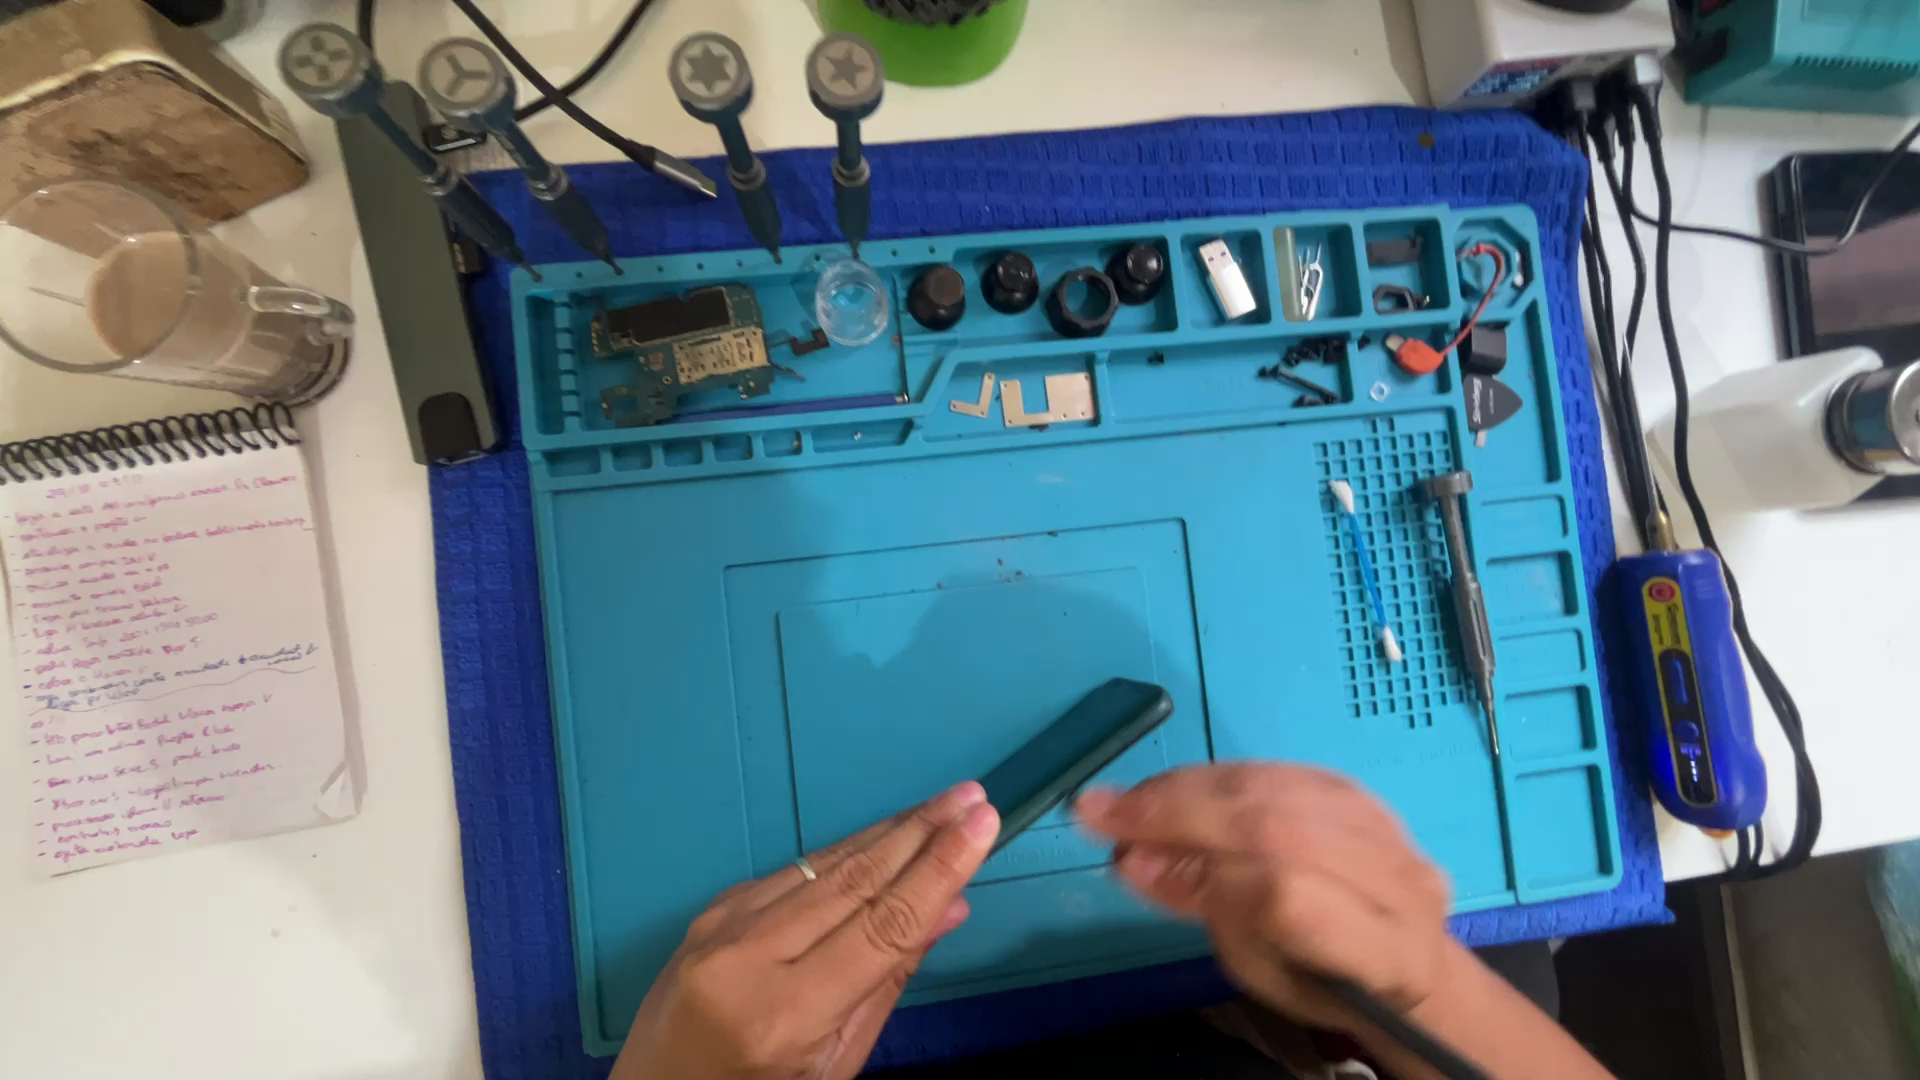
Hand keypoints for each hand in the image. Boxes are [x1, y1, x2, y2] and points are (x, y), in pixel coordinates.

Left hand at [612, 782, 998, 1079]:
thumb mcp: (831, 1069)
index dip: (939, 869)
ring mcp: (725, 922)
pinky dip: (851, 850)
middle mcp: (749, 954)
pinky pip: (799, 870)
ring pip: (828, 862)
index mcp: (782, 1015)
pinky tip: (888, 834)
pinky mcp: (718, 905)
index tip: (981, 823)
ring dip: (892, 829)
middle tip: (971, 796)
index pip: (884, 925)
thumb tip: (949, 907)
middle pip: (857, 878)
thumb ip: (888, 982)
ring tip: (943, 803)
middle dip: (922, 830)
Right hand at [1076, 764, 1456, 1032]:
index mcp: (1383, 951)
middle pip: (1273, 826)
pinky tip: (1169, 790)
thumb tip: (1132, 858)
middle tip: (1099, 811)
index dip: (1203, 873)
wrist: (1398, 950)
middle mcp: (1391, 875)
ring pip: (1265, 787)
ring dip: (1180, 790)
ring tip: (1125, 802)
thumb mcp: (1262, 968)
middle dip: (1174, 813)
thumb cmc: (1322, 978)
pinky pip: (1265, 769)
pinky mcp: (1350, 786)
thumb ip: (1208, 909)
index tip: (1124, 862)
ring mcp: (1376, 821)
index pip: (1290, 897)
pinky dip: (1206, 779)